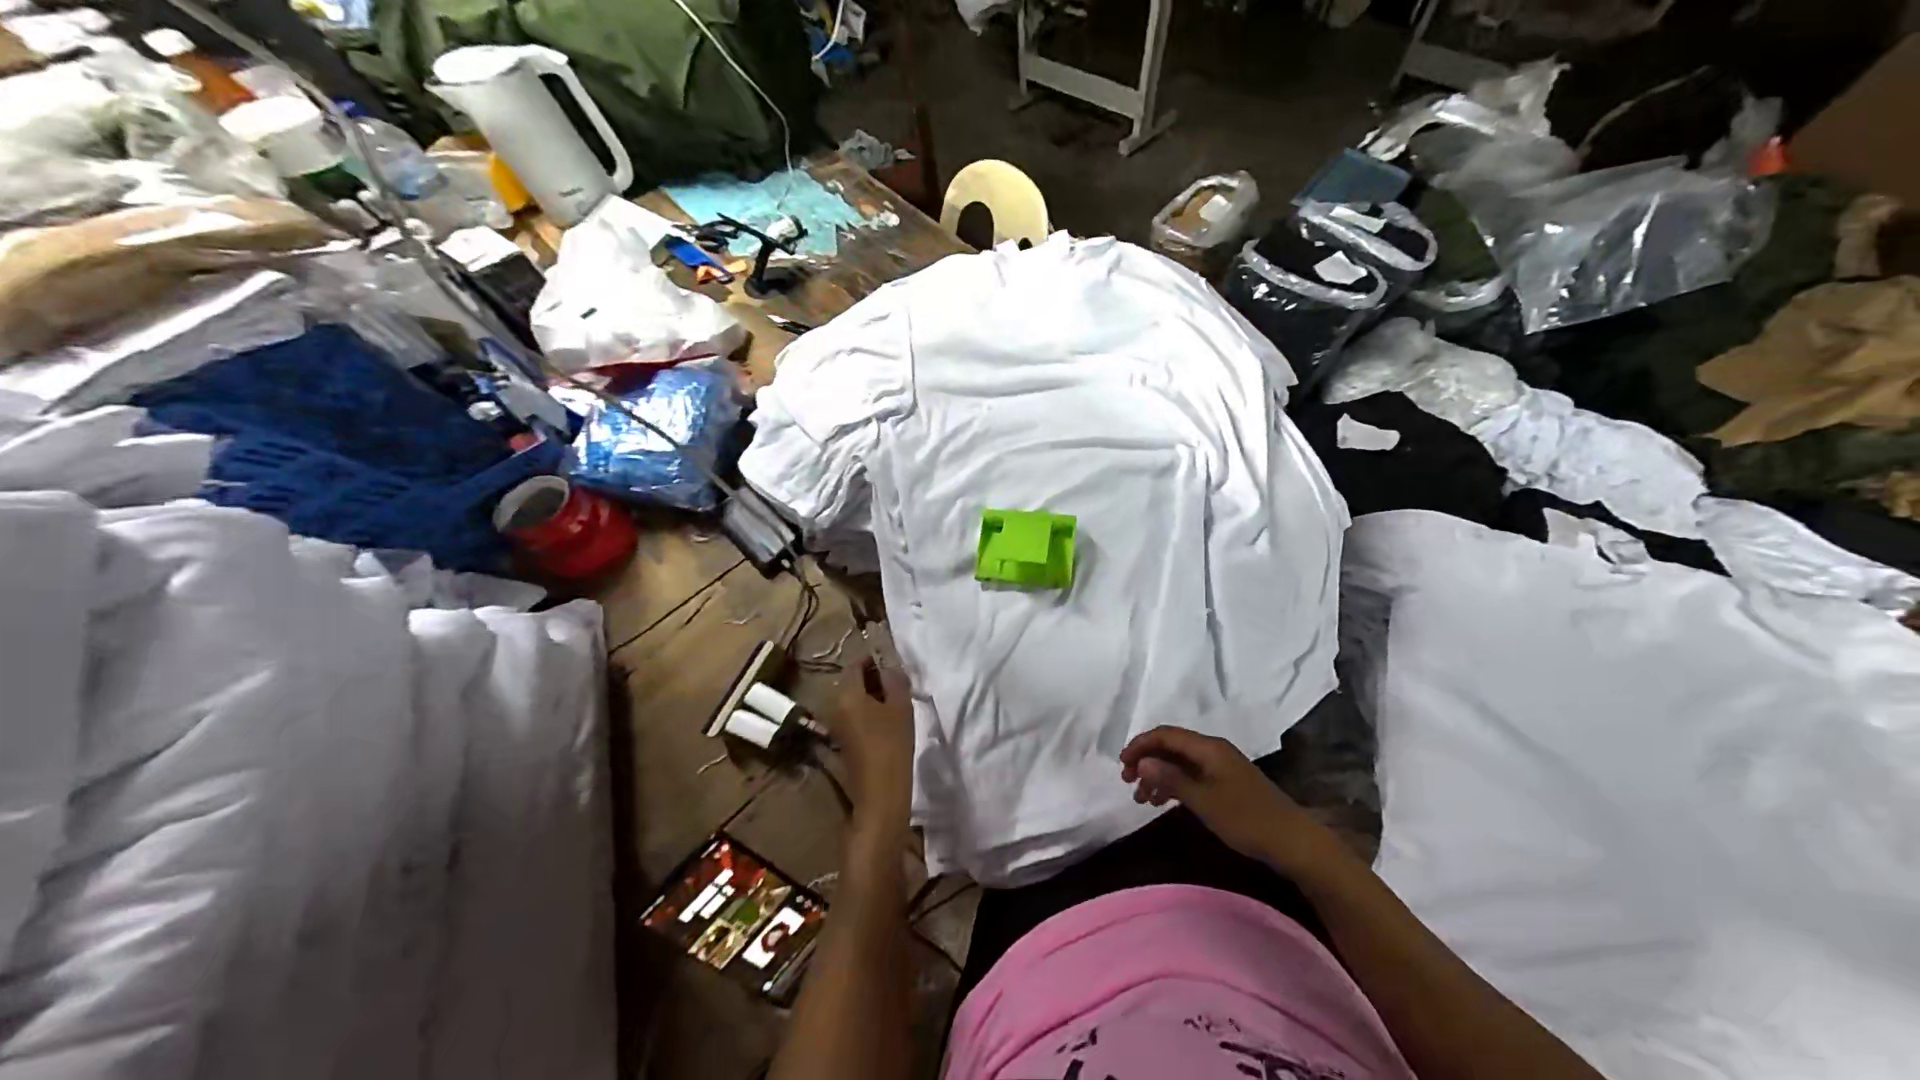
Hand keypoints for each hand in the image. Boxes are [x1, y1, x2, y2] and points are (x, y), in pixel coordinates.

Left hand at [825, 640, 914, 835]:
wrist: (880, 793)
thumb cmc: (892, 745)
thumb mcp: (901, 706)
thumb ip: (894, 680)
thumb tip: (888, 669)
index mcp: (846, 693)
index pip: (856, 664)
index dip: (873, 661)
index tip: (891, 667)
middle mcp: (833, 705)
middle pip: (850, 682)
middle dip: (871, 679)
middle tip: (895, 685)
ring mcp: (833, 725)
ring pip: (850, 700)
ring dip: (868, 697)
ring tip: (891, 704)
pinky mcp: (838, 741)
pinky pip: (850, 716)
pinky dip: (863, 713)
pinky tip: (882, 722)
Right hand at [1120, 725, 1331, 870]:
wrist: (1294, 842)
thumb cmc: (1246, 819)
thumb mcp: (1203, 801)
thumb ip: (1171, 779)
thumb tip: (1142, 761)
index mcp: (1209, 748)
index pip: (1166, 735)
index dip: (1140, 745)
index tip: (1121, 764)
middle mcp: (1213, 750)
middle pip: (1171, 746)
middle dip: (1146, 760)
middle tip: (1127, 782)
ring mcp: (1221, 767)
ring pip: (1179, 762)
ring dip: (1158, 775)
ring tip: (1141, 799)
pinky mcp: (1226, 783)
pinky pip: (1191, 775)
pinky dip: (1173, 784)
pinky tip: (1163, 801)